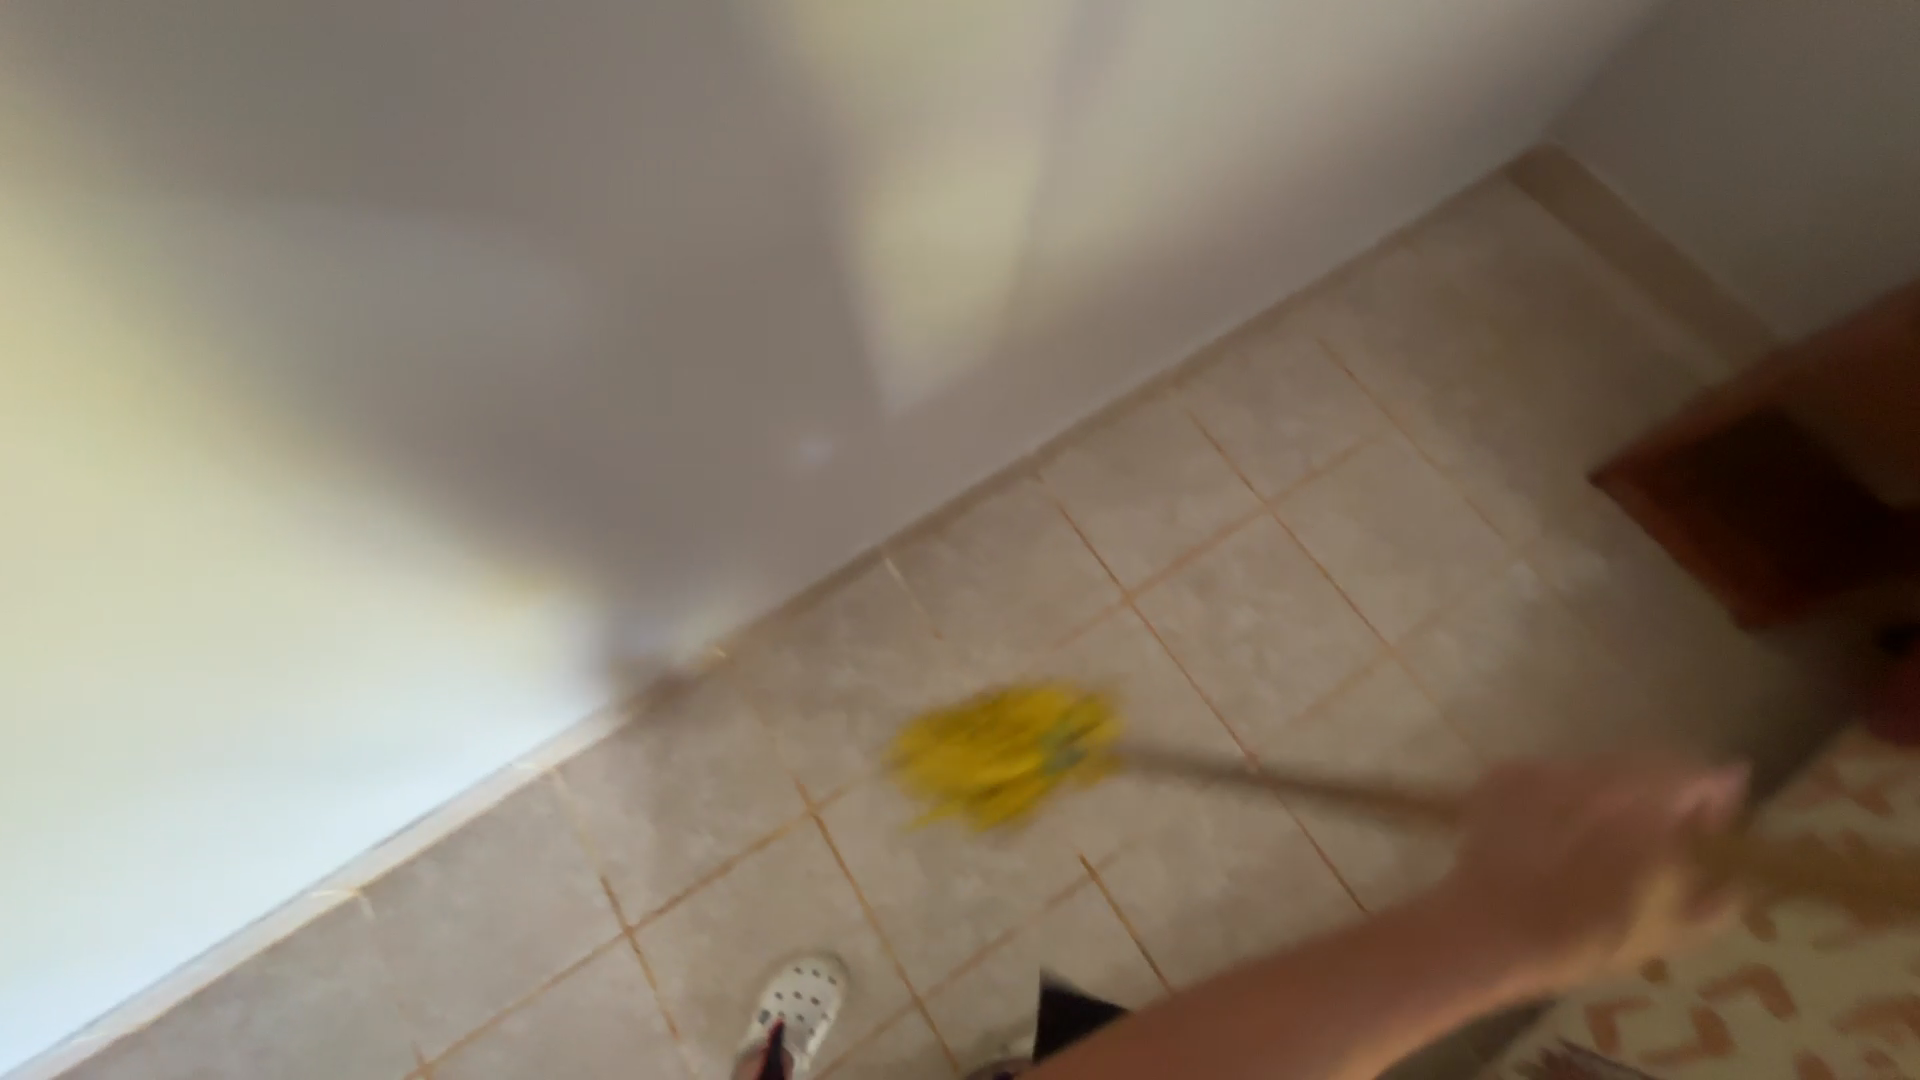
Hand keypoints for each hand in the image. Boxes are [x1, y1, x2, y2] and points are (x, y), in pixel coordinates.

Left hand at [1434, 757, 1747, 995]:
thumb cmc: (1591, 936)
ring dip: (1611, 796)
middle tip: (1656, 839)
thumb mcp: (1680, 925)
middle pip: (1645, 765)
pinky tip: (1552, 836)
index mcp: (1644, 807)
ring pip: (1594, 770)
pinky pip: (1548, 776)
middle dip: (1662, 796)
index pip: (1699, 774)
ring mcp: (1541, 769)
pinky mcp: (1503, 774)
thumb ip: (1720, 883)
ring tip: (1595, 842)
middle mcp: (1592, 775)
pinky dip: (1562, 798)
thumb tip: (1740, 860)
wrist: (1493, 926)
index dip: (1714, 801)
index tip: (1708, 833)